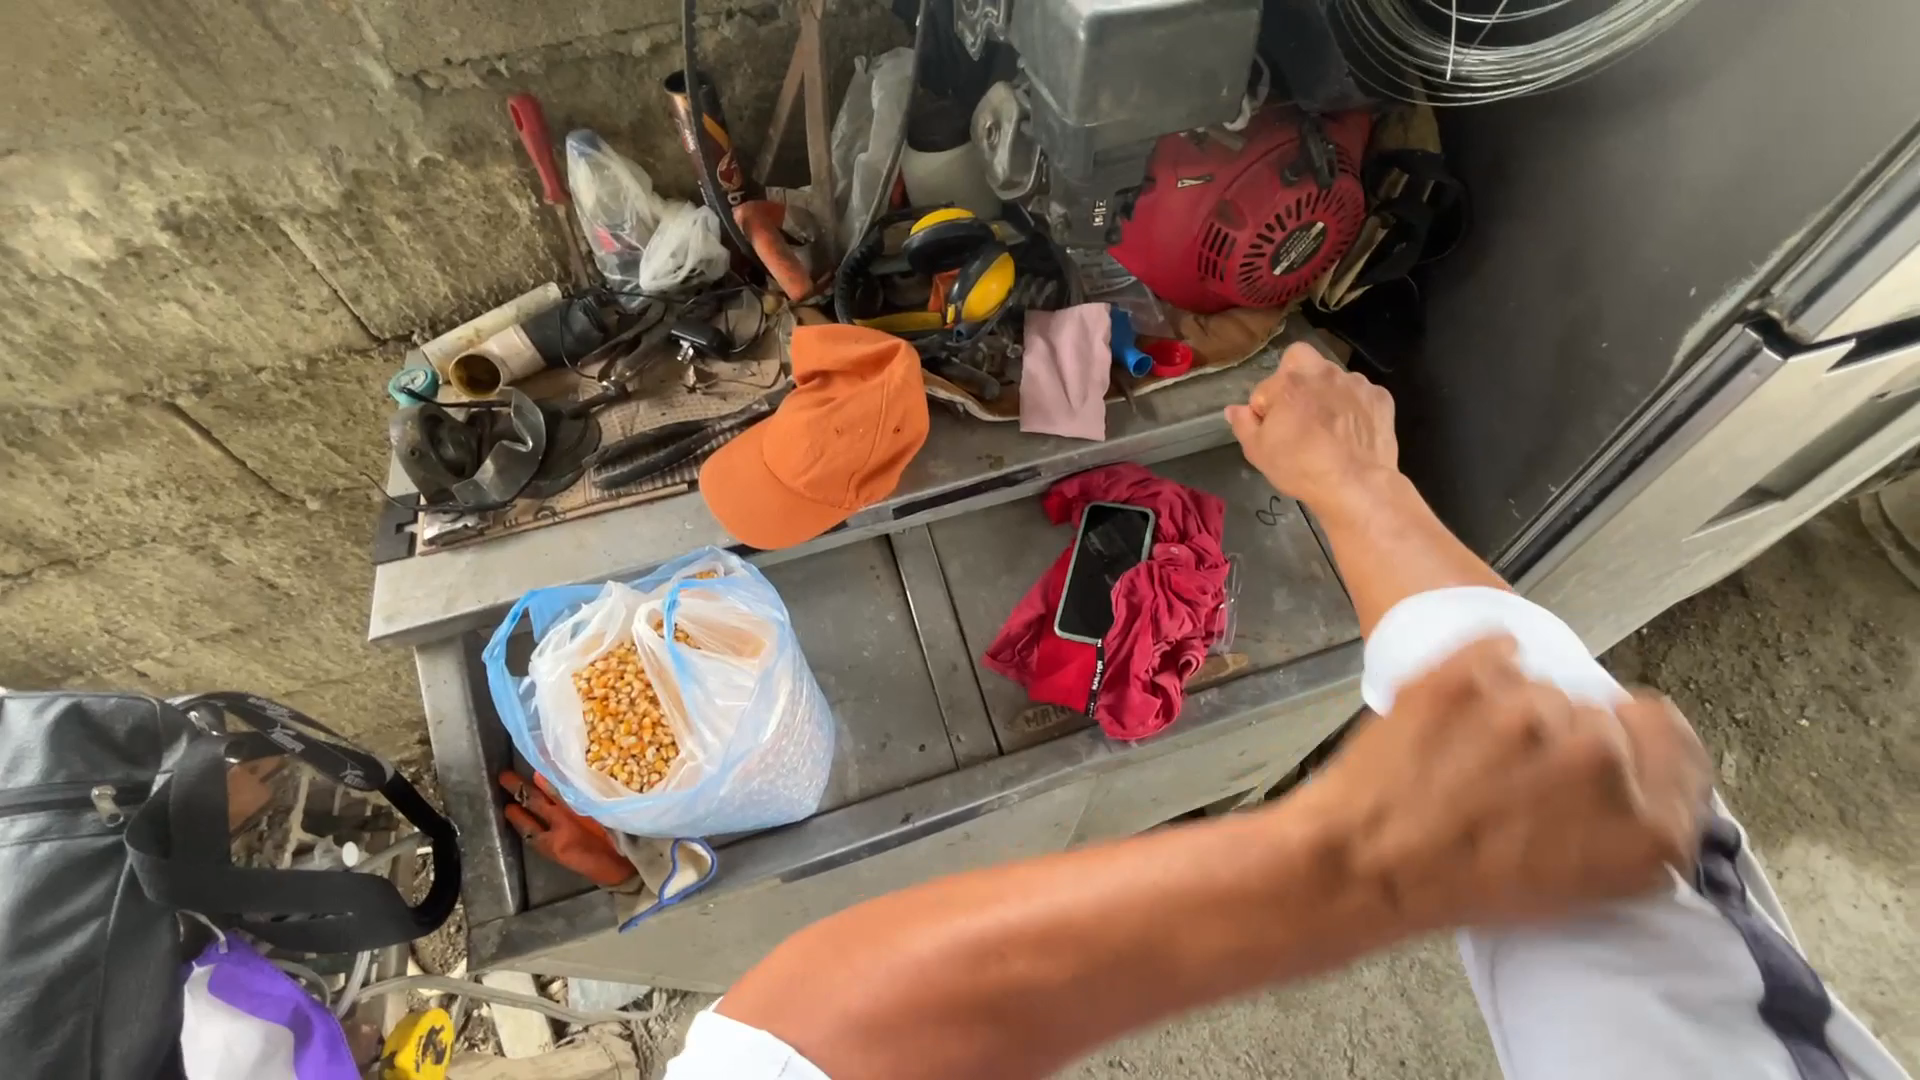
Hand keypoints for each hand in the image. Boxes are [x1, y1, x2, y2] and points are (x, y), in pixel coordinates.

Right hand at [1225, 342, 1397, 511]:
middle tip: (1296, 410)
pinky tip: (1350, 431)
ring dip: (1324, 393)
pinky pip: (1358, 394)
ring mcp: (1354, 383)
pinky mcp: (1379, 396)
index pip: (1265, 389)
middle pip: (1299, 359)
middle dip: (1293, 377)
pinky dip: (1352, 407)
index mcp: (1287, 383)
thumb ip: (1243, 424)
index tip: (1270, 430)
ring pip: (1332, 377)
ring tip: (1327, 427)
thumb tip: (1233, 409)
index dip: (1264, 409)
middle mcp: (1322, 373)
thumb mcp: (1257, 451)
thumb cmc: (1299, 468)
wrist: (1356, 485)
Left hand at [1299, 637, 1710, 931]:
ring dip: (1508, 706)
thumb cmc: (1459, 882)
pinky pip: (1495, 647)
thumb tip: (1636, 776)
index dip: (1630, 740)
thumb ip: (1631, 827)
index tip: (1595, 745)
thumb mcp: (1579, 886)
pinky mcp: (1468, 677)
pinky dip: (1477, 669)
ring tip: (1464, 749)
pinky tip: (1451, 708)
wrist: (1365, 858)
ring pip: (1538, 685)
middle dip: (1559, 734)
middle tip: (1508, 767)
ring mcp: (1529, 711)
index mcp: (1646, 825)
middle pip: (1596, 711)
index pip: (1669, 738)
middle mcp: (1599, 760)